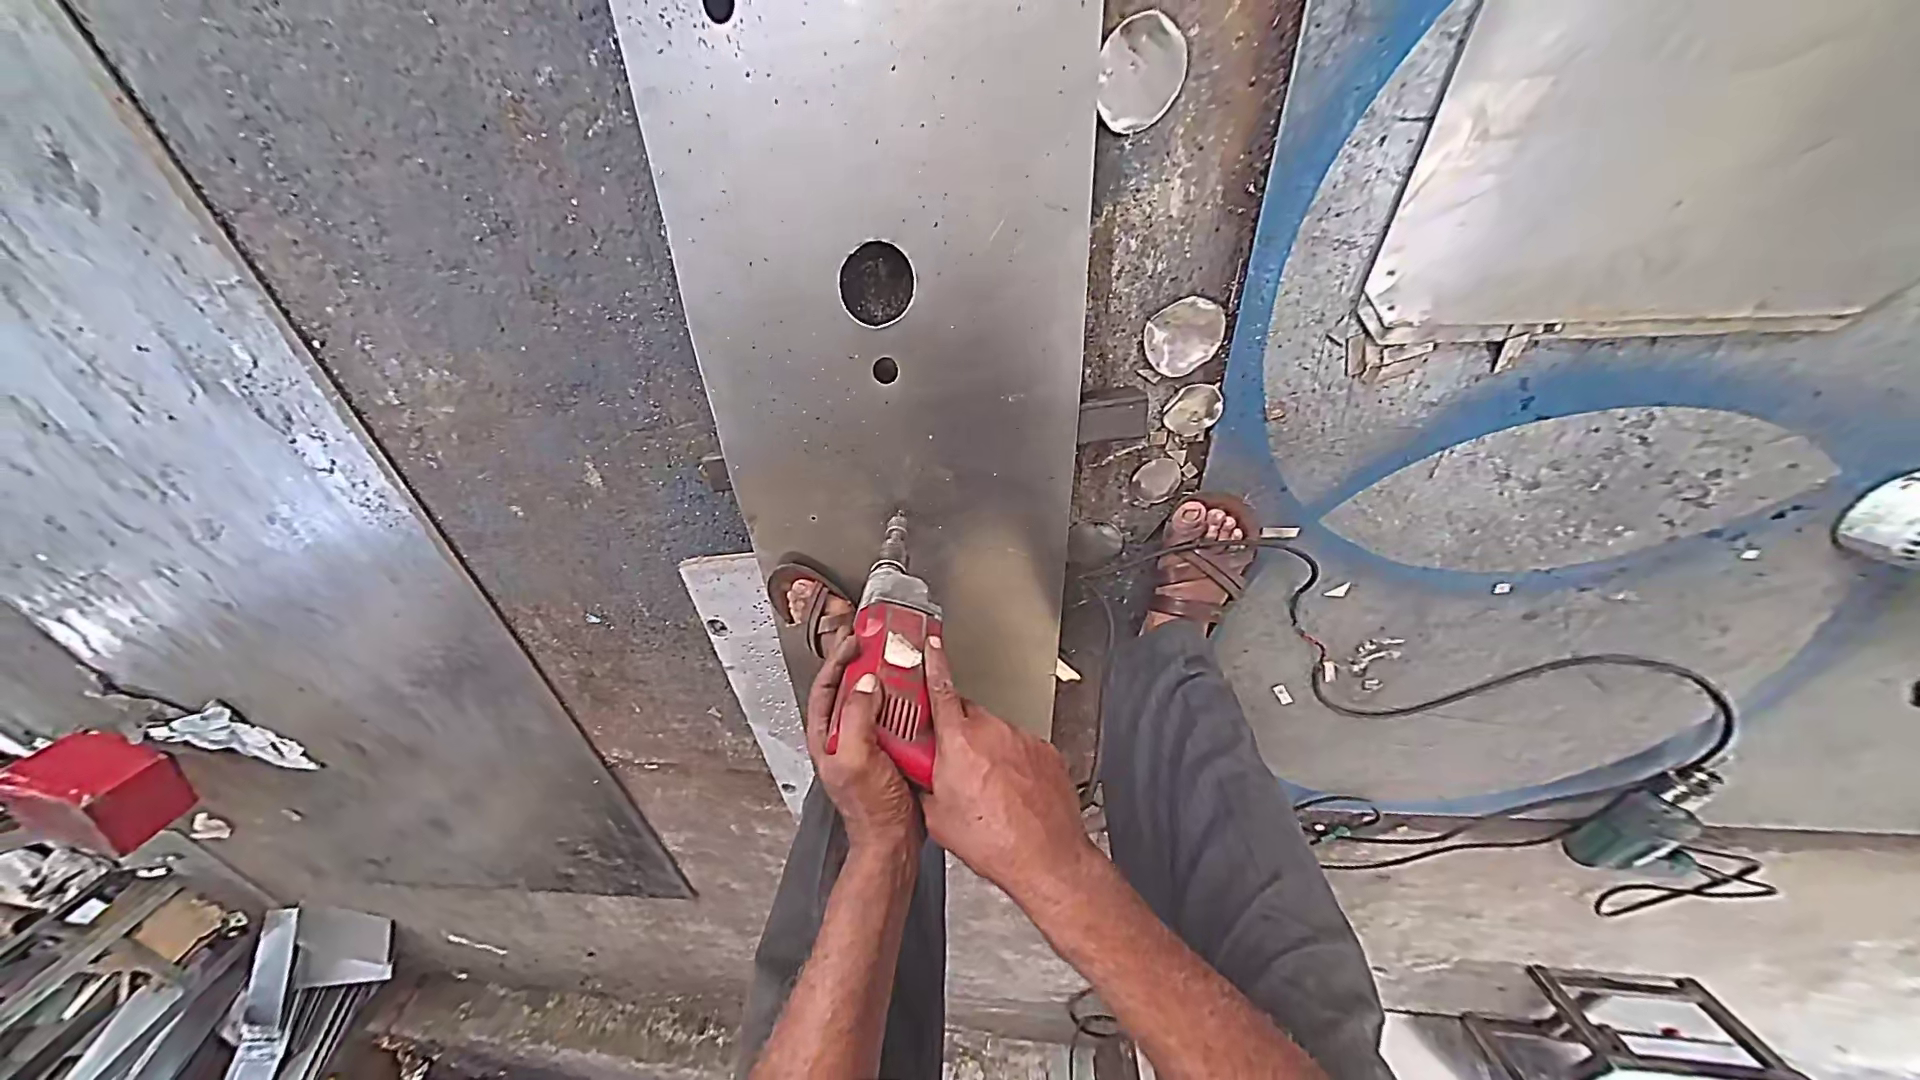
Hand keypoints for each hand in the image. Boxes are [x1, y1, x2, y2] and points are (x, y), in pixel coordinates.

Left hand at [805, 631, 922, 852]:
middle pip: (849, 686)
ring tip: (895, 657)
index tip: (855, 641)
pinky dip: (903, 697)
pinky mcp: (890, 745)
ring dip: (884, 676)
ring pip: (873, 697)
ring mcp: (868, 740)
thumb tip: (865, 684)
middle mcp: (844, 735)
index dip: (838, 660)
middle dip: (862, 661)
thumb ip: (856, 718)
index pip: (826, 686)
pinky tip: (913, 690)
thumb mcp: (857, 759)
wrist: (894, 840)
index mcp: (827, 736)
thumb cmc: (870, 811)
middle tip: (876, 640)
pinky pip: (895, 713)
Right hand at [920, 636, 1096, 900]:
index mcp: (960, 741)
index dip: (933, 661)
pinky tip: (1012, 789)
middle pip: (967, 713)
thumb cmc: (995, 842)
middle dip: (957, 730)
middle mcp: (992, 731)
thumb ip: (924, 783)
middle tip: (954, 759)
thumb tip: (919, 775)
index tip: (931, 643)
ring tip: (988, 786)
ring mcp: (1022, 738)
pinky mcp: (1045, 750)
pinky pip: (1020, 745)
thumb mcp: (938, 817)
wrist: (1047, 859)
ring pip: (994, 731)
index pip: (941, 687)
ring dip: (986, 748)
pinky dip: (1012, 760)